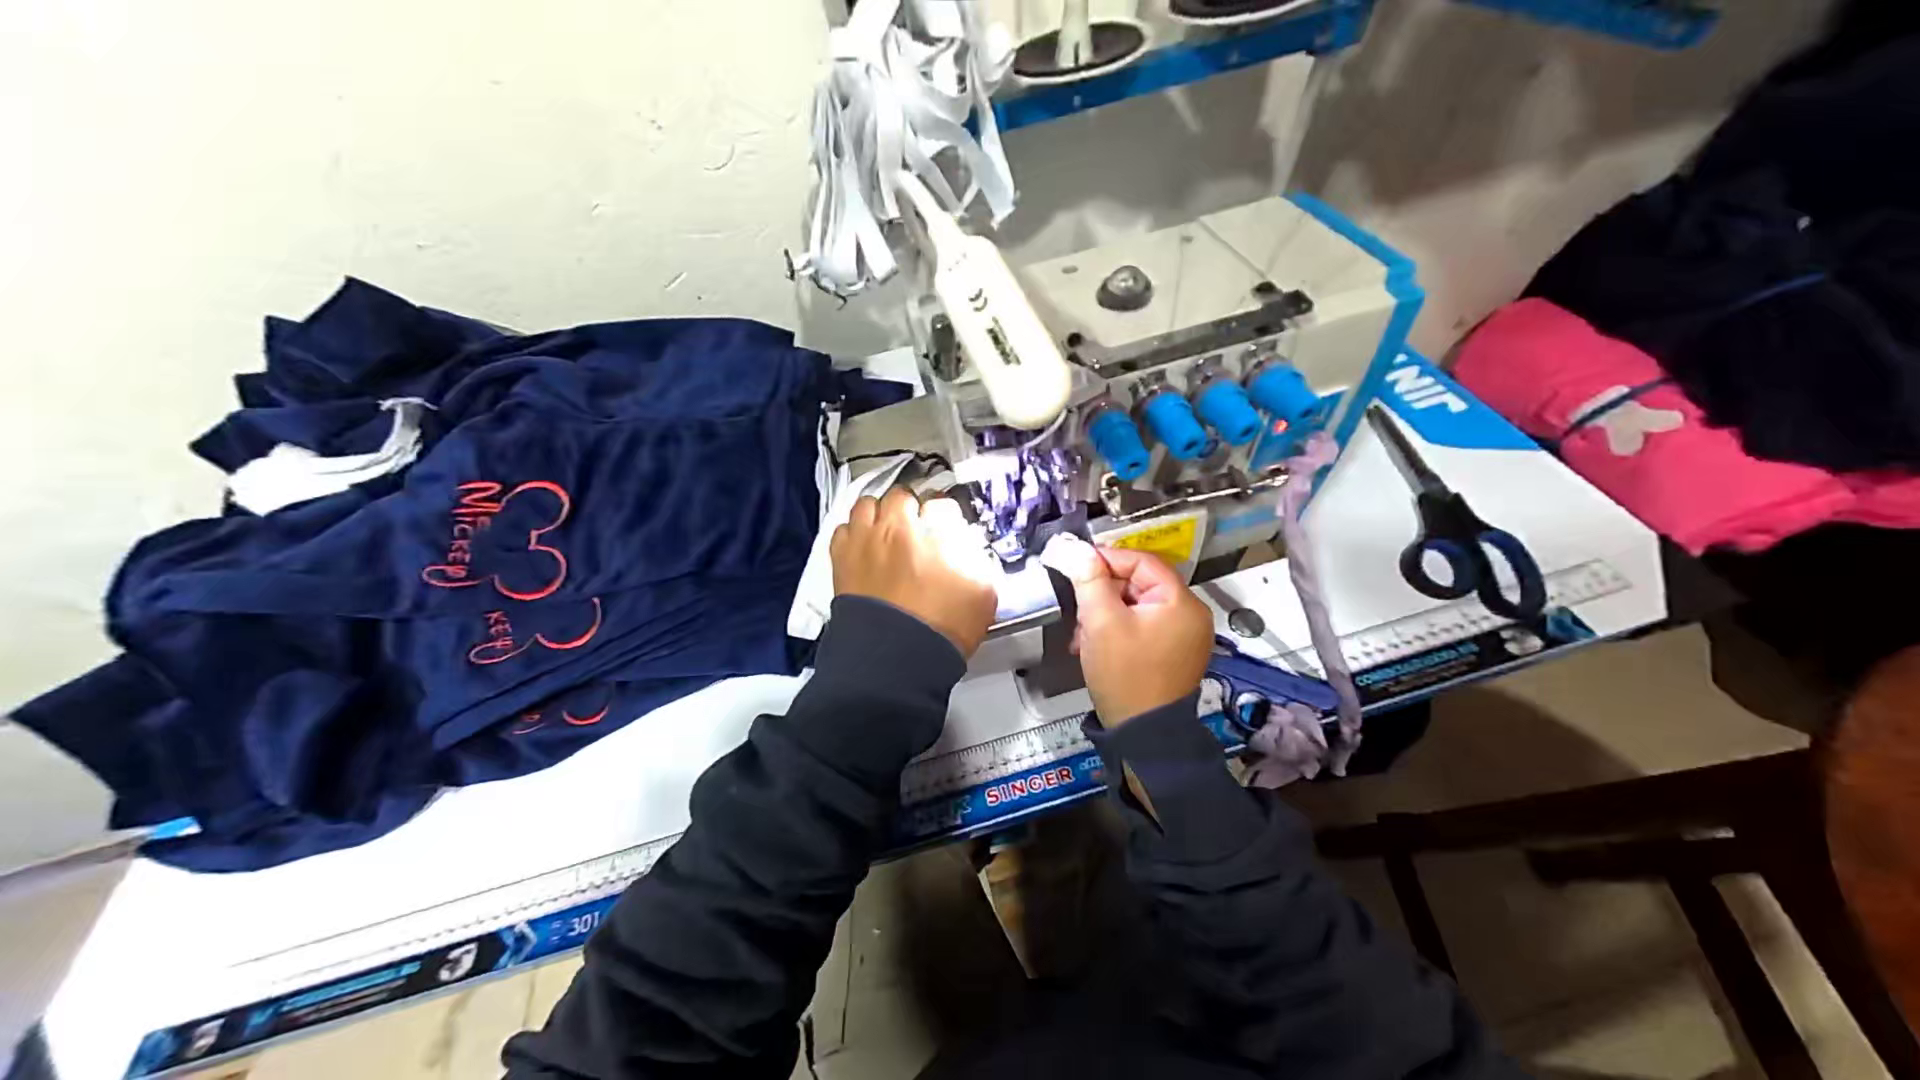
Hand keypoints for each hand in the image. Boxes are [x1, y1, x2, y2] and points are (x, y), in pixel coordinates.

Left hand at [831, 487, 997, 657]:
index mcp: (934, 532)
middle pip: (901, 495)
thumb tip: (972, 551)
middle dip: (911, 507)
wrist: (894, 659)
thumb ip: (979, 563)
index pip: (942, 505)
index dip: (947, 516)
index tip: (948, 529)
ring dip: (878, 513)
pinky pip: (843, 529)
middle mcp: (896, 528)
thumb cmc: (940, 628)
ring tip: (886, 531)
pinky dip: (853, 532)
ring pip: (867, 504)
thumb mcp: (982, 594)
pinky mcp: (841, 560)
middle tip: (918, 527)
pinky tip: (864, 547)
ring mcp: (864, 542)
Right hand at [1055, 542, 1212, 725]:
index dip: (1107, 558)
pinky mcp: (1171, 654)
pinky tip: (1091, 645)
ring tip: (1081, 633)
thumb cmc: (1125, 673)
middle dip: (1102, 593)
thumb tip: (1078, 551)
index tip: (1076, 564)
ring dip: (1104, 613)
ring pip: (1135, 607)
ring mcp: (1183, 636)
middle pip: (1139, 584)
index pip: (1142, 561)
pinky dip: (1115, 630)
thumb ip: (1090, 580)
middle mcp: (1189, 615)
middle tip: (1077, 606)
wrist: (1143, 733)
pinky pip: (1140, 627)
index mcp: (1181, 602)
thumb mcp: (1101, 621)